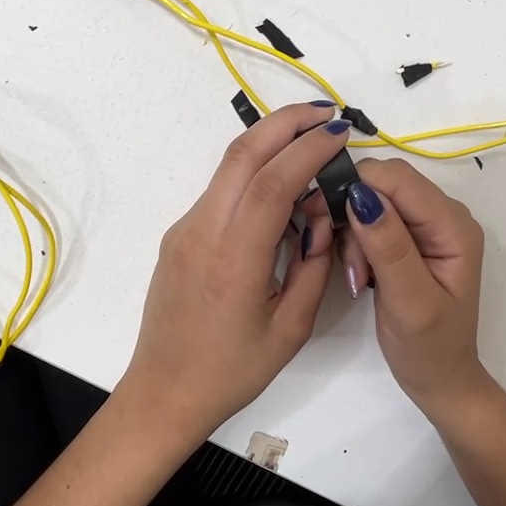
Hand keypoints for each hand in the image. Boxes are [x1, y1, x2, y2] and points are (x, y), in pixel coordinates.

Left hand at [116, 102, 350, 444]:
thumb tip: (322, 216)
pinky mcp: (179, 235)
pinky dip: (254, 172)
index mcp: (233, 260)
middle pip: (242, 154)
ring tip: (310, 140)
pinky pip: (221, 190)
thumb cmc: (232, 371)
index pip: (272, 182)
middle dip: (285, 122)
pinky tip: (283, 185)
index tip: (341, 133)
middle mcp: (202, 232)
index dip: (308, 149)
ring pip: (228, 167)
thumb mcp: (291, 328)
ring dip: (269, 142)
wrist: (164, 392)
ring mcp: (185, 230)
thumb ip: (313, 264)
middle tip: (326, 113)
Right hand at [340, 159, 492, 416]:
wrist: (440, 378)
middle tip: (345, 261)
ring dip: (354, 232)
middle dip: (354, 213)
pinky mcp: (411, 236)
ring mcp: (428, 225)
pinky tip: (360, 273)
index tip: (327, 224)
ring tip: (357, 276)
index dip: (357, 188)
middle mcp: (444, 215)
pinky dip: (358, 240)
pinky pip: (374, 217)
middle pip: (385, 184)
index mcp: (453, 226)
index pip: (398, 178)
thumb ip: (389, 248)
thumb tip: (361, 196)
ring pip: (374, 199)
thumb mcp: (409, 302)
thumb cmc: (429, 348)